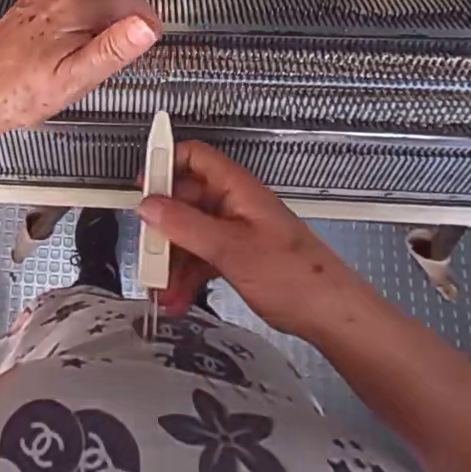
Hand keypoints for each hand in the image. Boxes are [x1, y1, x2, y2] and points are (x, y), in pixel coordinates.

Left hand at [0, 0, 160, 143]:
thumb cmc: (18, 94)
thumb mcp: (76, 78)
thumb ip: (114, 48)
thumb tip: (144, 26)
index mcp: (71, 8)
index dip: (146, 17)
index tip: (152, 36)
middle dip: (130, 10)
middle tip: (137, 40)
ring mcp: (39, 0)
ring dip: (108, 11)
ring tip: (110, 45)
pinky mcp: (29, 10)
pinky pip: (69, 0)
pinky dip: (85, 14)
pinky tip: (80, 43)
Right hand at [140, 141, 370, 339]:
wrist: (329, 314)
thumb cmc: (298, 275)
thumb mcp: (231, 248)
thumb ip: (186, 225)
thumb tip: (150, 205)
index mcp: (237, 188)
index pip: (193, 157)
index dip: (165, 165)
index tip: (141, 186)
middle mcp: (233, 205)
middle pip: (183, 201)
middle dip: (162, 229)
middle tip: (149, 253)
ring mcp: (234, 231)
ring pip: (188, 235)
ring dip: (171, 261)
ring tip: (162, 290)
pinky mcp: (235, 256)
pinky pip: (199, 257)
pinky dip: (186, 277)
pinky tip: (178, 298)